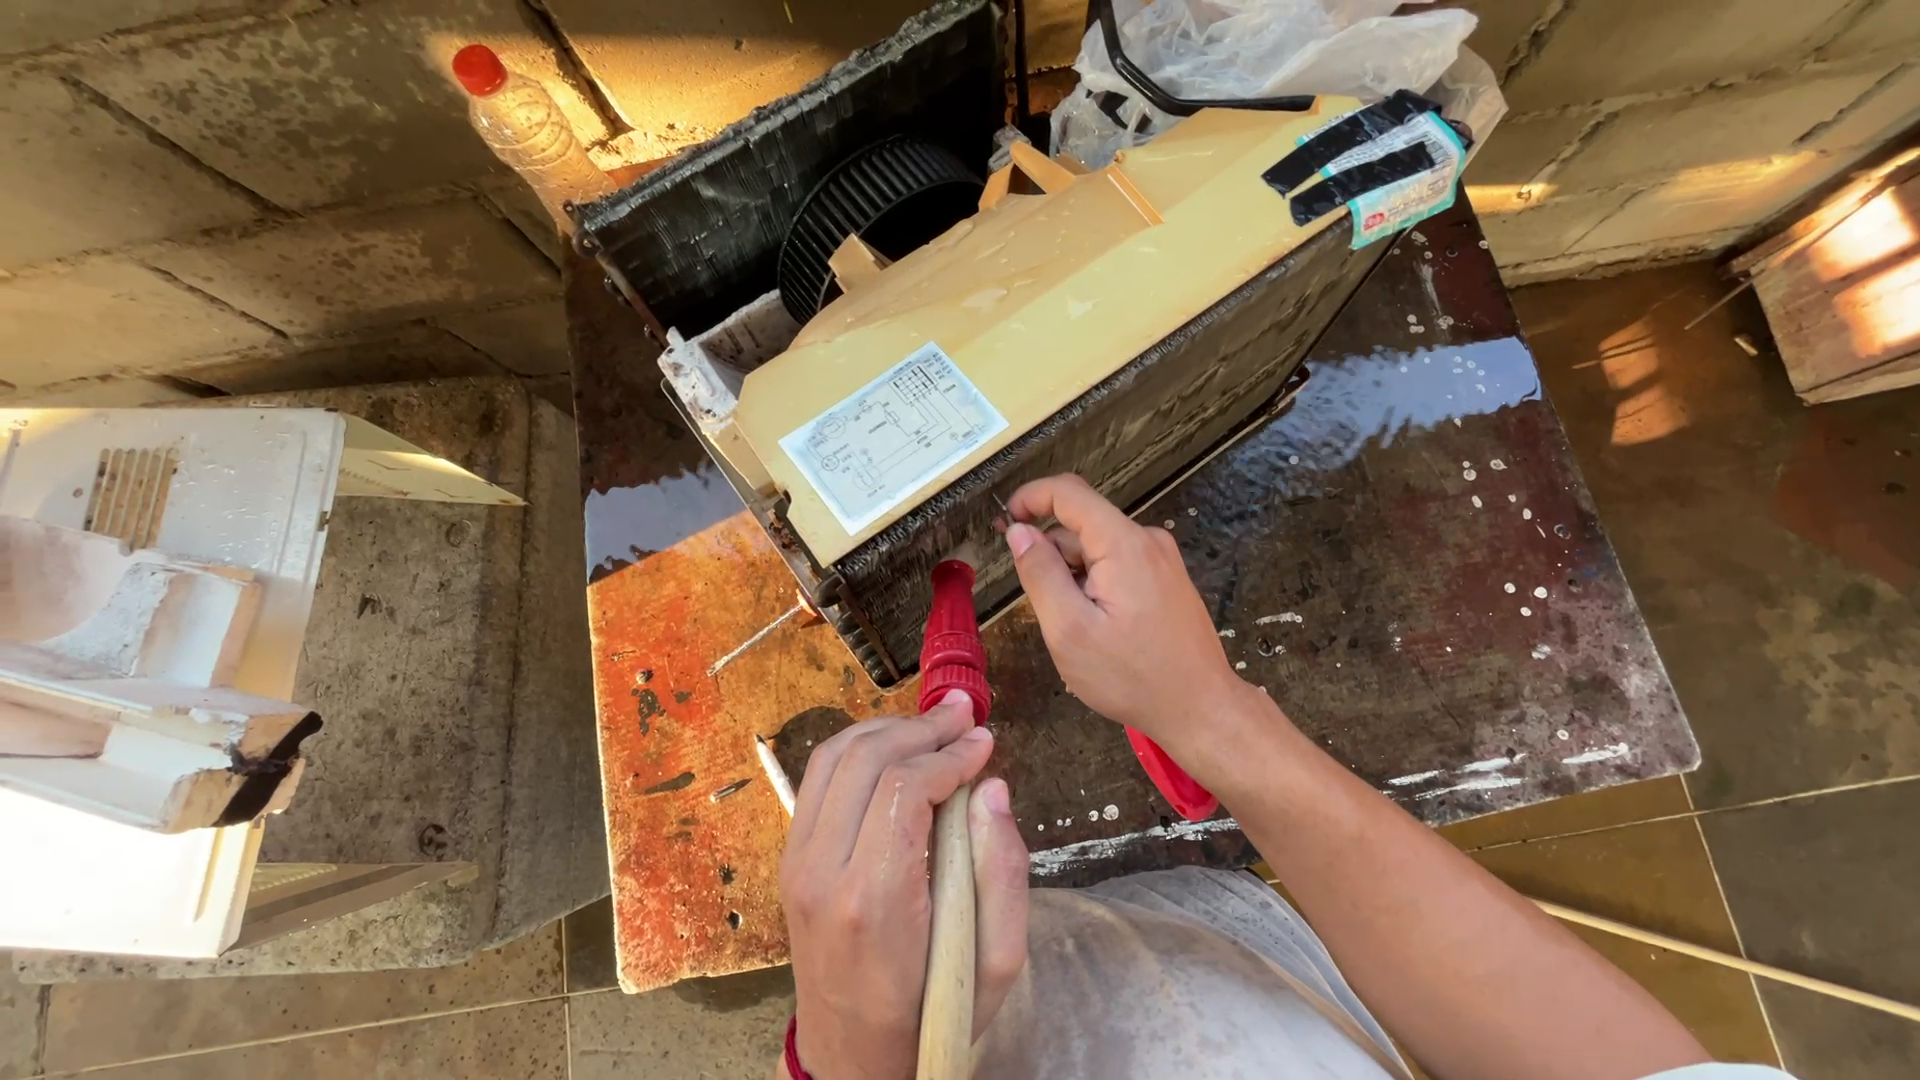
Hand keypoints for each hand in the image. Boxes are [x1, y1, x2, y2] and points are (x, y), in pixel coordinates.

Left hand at [779, 691, 1028, 1079]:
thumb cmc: (933, 1012)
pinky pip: (820, 778)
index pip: (903, 788)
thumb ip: (1003, 872)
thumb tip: (990, 788)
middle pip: (866, 759)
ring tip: (935, 725)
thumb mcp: (996, 963)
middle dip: (921, 728)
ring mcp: (796, 862)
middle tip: (965, 717)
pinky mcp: (791, 858)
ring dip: (888, 728)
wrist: (853, 1059)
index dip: (949, 754)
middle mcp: (821, 871)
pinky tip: (897, 746)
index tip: (986, 743)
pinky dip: (860, 747)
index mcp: (873, 901)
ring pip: (834, 757)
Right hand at [1004, 474, 1244, 751]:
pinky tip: (1099, 628)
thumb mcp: (1069, 630)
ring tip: (1079, 629)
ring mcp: (1161, 559)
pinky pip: (1117, 565)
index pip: (1068, 492)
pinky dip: (1095, 585)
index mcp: (1123, 543)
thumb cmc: (1133, 676)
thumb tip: (1019, 531)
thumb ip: (1040, 574)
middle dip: (1051, 555)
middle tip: (1046, 609)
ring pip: (1097, 549)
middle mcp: (1147, 540)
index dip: (1029, 498)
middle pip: (1082, 524)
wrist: (1201, 709)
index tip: (1003, 521)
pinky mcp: (1166, 579)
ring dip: (1073, 576)